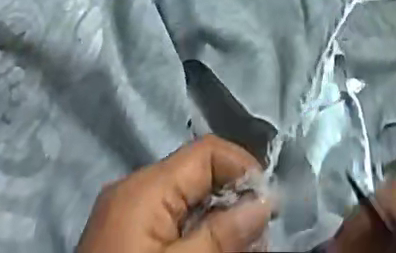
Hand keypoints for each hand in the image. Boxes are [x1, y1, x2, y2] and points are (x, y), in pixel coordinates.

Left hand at [76, 136, 272, 252]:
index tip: (273, 206)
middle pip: (196, 174)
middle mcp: (133, 187)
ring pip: (184, 199)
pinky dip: (194, 233)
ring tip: (244, 250)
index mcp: (145, 185)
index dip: (244, 169)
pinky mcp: (122, 236)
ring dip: (217, 221)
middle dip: (234, 200)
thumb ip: (221, 236)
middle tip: (262, 241)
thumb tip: (264, 200)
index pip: (205, 151)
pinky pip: (167, 220)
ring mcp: (124, 212)